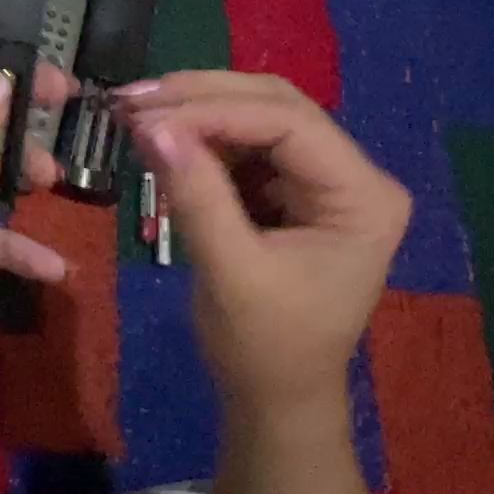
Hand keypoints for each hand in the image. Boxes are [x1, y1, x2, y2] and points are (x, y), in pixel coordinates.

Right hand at [118, 72, 409, 421]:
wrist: (272, 396)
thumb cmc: (264, 345)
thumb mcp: (229, 272)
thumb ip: (196, 195)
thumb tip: (151, 127)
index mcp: (362, 196)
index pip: (288, 124)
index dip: (214, 111)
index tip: (145, 117)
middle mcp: (349, 174)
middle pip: (274, 105)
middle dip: (201, 97)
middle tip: (132, 99)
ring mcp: (315, 179)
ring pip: (253, 114)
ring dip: (192, 109)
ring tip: (133, 111)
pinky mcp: (283, 189)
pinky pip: (237, 143)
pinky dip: (194, 135)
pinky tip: (155, 136)